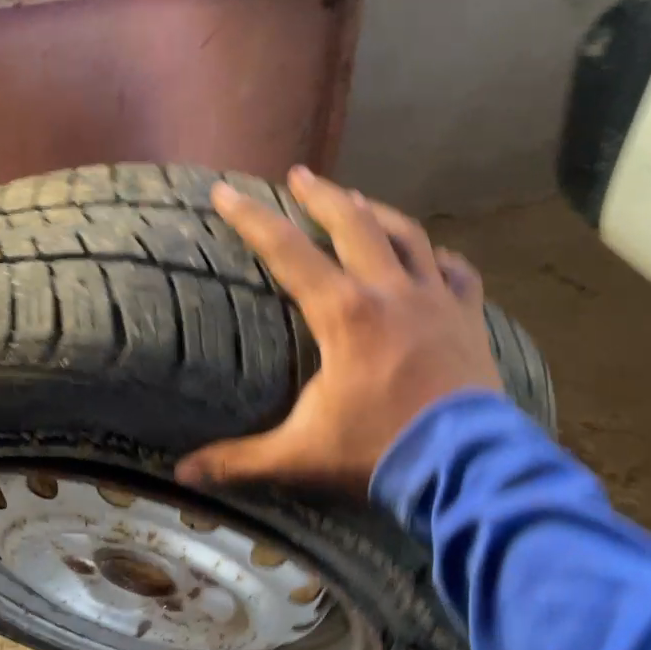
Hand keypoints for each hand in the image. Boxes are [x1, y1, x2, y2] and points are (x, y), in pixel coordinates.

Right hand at [176, 167, 500, 496]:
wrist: (463, 466)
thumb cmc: (375, 452)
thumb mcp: (298, 456)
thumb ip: (239, 460)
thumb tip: (182, 475)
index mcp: (344, 314)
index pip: (288, 252)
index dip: (252, 219)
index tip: (226, 191)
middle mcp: (391, 291)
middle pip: (354, 223)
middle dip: (321, 195)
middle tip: (299, 175)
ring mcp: (436, 301)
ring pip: (407, 235)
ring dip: (377, 213)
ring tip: (357, 200)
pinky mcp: (468, 319)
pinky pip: (456, 272)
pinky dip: (438, 257)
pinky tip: (432, 255)